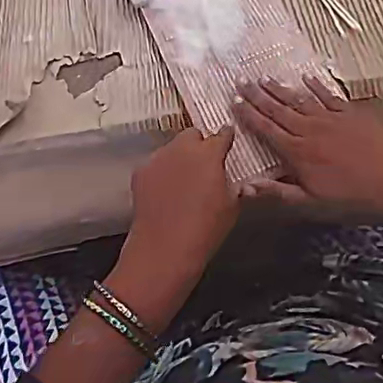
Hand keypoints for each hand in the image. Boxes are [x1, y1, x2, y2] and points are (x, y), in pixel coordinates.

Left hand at [109, 126, 238, 318]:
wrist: (164, 247)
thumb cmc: (205, 229)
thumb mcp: (231, 208)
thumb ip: (237, 188)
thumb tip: (243, 184)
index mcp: (209, 154)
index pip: (222, 134)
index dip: (226, 138)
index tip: (227, 143)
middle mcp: (181, 149)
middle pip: (192, 135)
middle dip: (199, 145)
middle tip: (204, 166)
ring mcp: (158, 158)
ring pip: (171, 149)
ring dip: (178, 158)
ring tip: (182, 181)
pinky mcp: (140, 172)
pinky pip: (154, 164)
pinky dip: (160, 172)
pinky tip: (164, 191)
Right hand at [234, 78, 382, 216]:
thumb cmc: (354, 200)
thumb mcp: (312, 203)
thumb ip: (279, 192)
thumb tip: (245, 187)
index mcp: (298, 152)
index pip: (266, 129)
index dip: (249, 116)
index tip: (234, 103)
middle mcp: (311, 130)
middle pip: (279, 109)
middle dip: (258, 96)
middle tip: (241, 81)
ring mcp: (332, 119)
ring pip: (300, 100)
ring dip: (281, 89)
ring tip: (264, 78)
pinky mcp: (353, 115)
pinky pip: (329, 96)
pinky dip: (316, 86)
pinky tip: (306, 78)